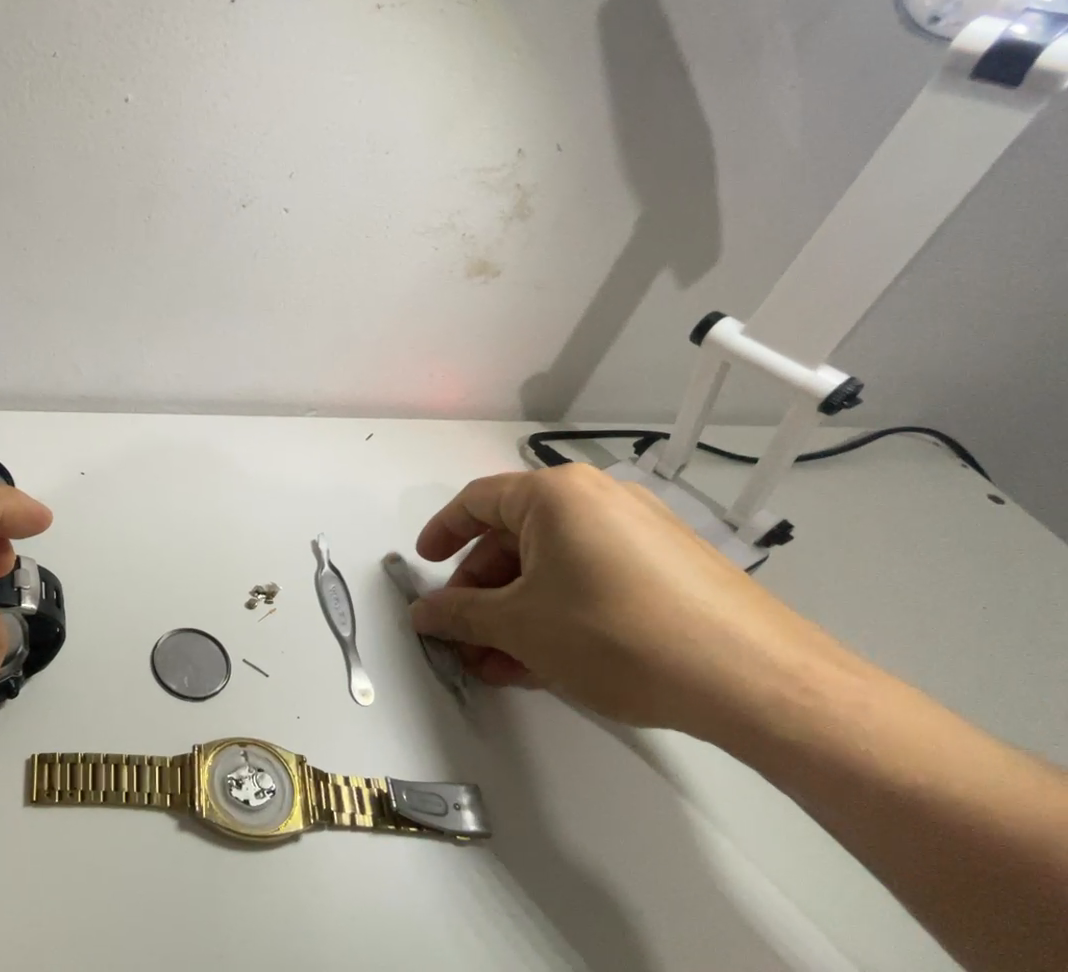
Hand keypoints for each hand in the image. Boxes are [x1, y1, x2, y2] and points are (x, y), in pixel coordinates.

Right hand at [411, 464, 840, 733]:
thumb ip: (460, 614)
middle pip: (515, 538)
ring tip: (501, 664)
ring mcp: (641, 534)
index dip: (441, 534)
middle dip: (481, 592)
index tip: (422, 566)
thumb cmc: (617, 634)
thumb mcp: (520, 626)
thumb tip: (424, 614)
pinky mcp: (672, 570)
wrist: (754, 680)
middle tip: (464, 636)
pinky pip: (593, 581)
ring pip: (554, 567)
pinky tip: (548, 664)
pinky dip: (560, 614)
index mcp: (556, 495)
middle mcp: (600, 500)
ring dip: (517, 613)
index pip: (477, 501)